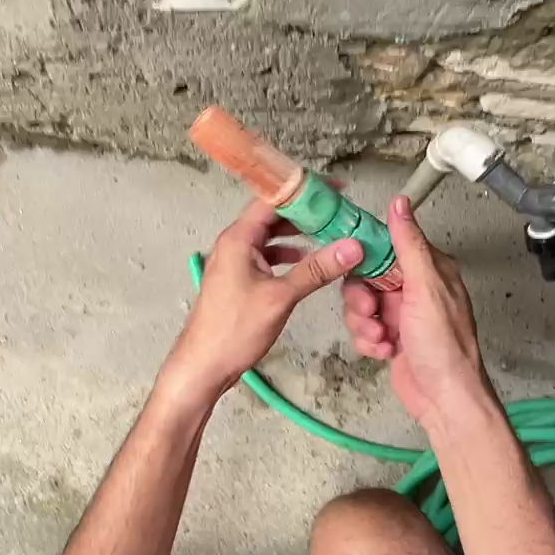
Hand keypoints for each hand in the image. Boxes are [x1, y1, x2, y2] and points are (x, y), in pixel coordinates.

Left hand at [160, 200, 363, 403]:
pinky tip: (305, 261)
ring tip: (329, 233)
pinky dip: (287, 254)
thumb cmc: (232, 331)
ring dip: (298, 233)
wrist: (203, 365)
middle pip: (273, 214)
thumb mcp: (280, 297)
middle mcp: (234, 243)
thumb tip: (351, 247)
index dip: (304, 190)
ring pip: (270, 236)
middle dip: (306, 211)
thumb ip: (316, 269)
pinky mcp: (239, 279)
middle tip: (338, 211)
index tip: (333, 188)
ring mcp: (235, 261)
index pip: (272, 198)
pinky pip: (266, 255)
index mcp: (238, 238)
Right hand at [341, 195, 497, 424]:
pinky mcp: (390, 335)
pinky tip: (385, 350)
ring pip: (359, 304)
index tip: (353, 265)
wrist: (443, 398)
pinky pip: (362, 328)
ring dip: (364, 324)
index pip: (386, 246)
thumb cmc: (445, 348)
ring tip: (382, 337)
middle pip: (365, 277)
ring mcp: (401, 313)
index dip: (365, 257)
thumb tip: (401, 205)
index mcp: (428, 270)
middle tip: (372, 313)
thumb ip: (409, 245)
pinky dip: (368, 341)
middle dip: (361, 299)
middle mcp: (414, 288)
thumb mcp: (425, 289)